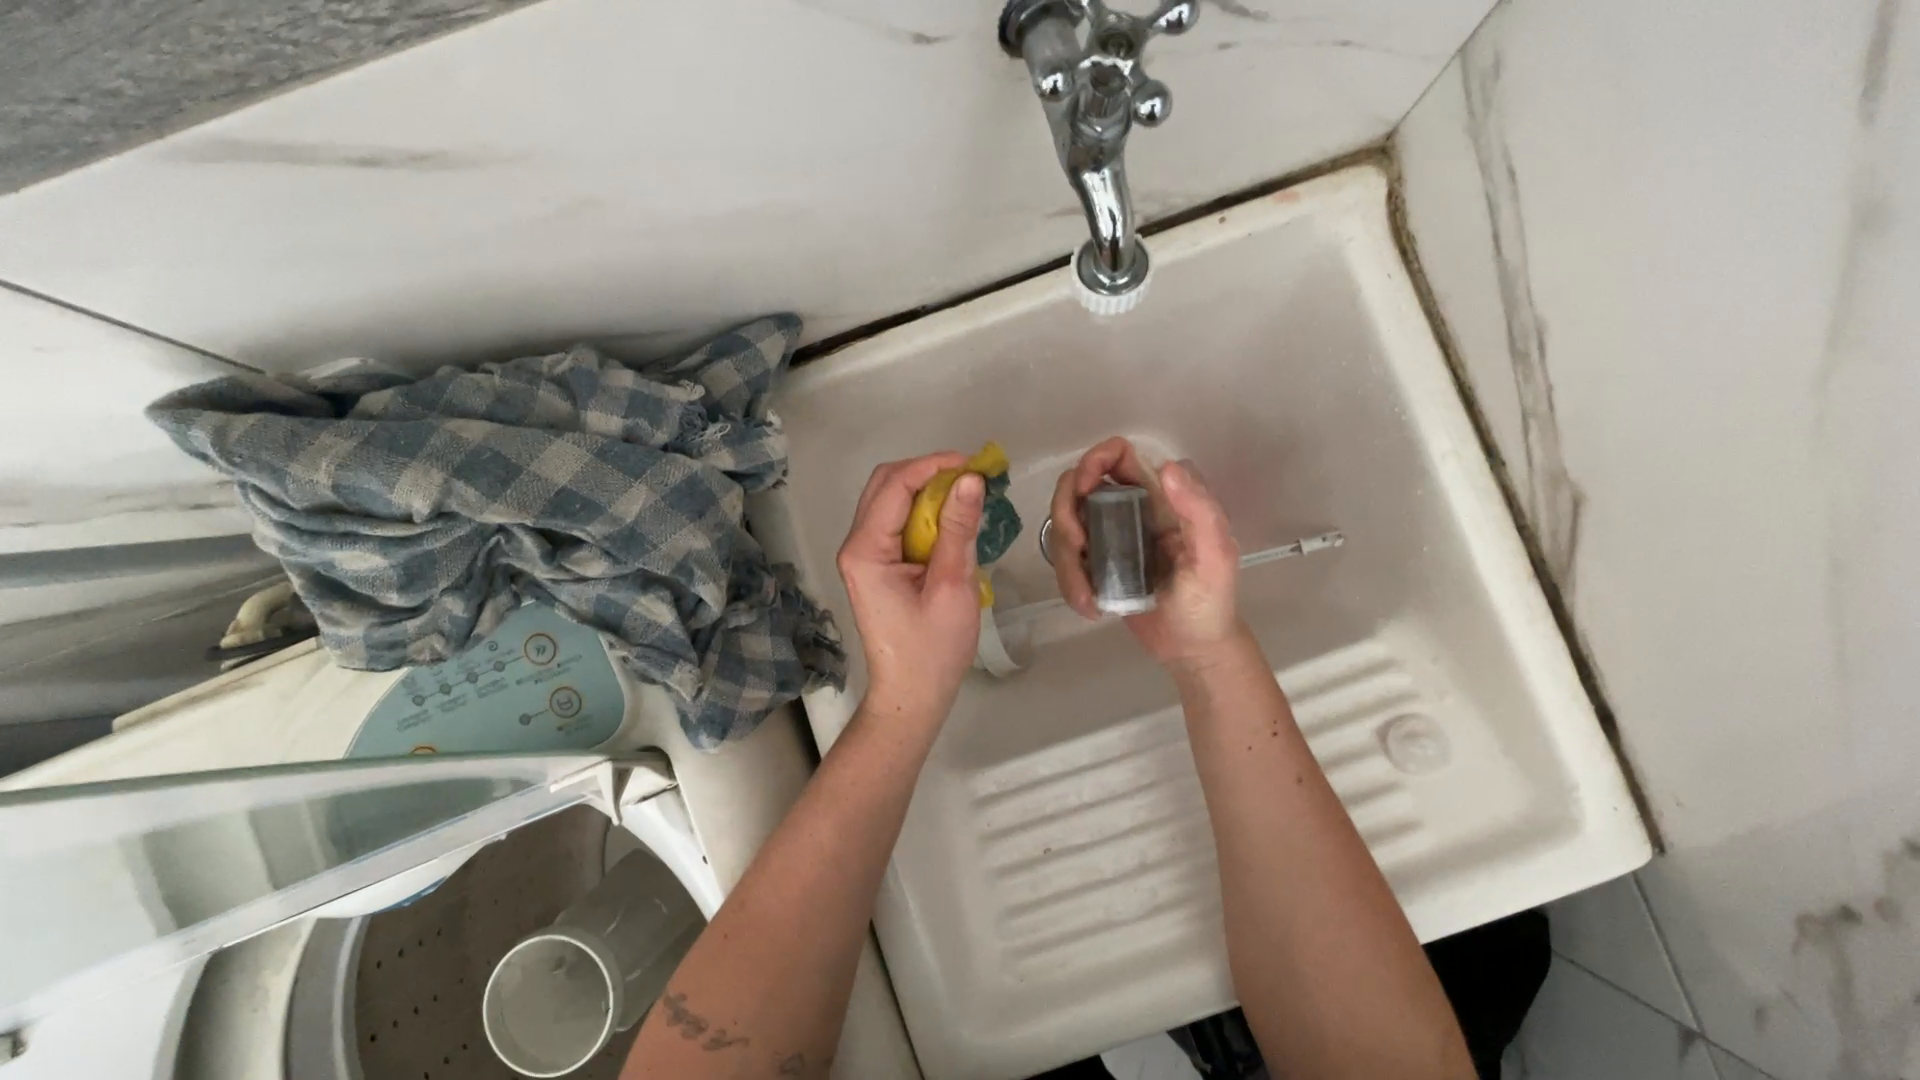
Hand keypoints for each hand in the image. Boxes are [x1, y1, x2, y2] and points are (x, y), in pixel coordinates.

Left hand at [836, 453, 985, 718]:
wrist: (912, 694)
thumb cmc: (932, 649)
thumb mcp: (952, 586)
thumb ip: (958, 529)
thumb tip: (971, 480)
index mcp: (865, 550)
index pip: (895, 485)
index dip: (934, 466)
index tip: (974, 465)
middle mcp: (856, 546)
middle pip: (887, 485)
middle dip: (930, 473)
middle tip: (973, 478)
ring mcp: (864, 556)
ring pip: (892, 501)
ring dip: (929, 491)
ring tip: (969, 494)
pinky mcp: (878, 566)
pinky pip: (899, 524)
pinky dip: (926, 513)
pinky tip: (954, 519)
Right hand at [1048, 437, 1242, 668]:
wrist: (1192, 649)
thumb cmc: (1211, 602)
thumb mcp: (1216, 557)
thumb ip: (1199, 511)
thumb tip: (1166, 467)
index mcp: (1160, 497)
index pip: (1120, 455)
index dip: (1093, 461)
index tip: (1082, 491)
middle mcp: (1130, 509)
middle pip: (1076, 487)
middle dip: (1066, 516)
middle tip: (1079, 548)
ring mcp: (1109, 537)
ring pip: (1066, 526)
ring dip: (1067, 562)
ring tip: (1088, 599)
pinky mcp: (1095, 564)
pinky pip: (1066, 559)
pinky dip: (1069, 582)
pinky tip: (1091, 606)